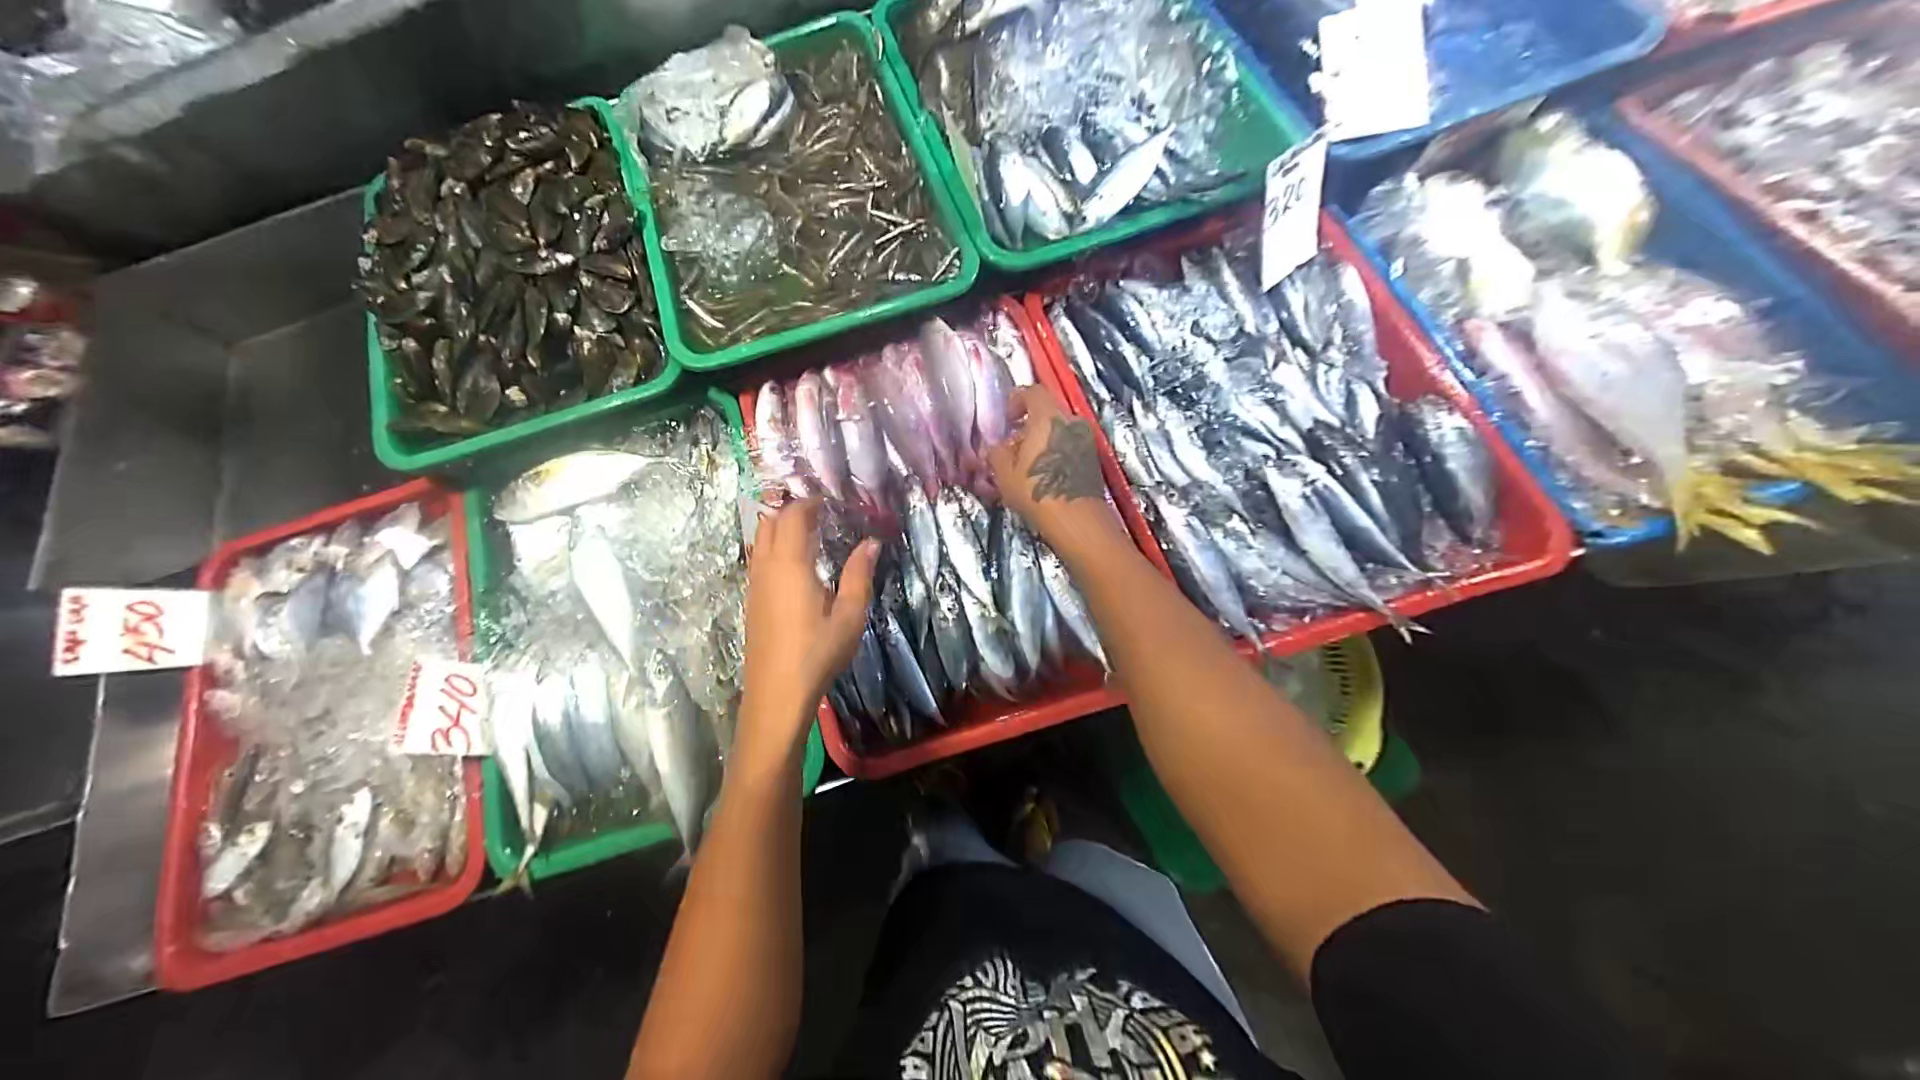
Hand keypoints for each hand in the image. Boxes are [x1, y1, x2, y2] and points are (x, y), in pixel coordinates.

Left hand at [737, 500, 876, 773]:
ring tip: (809, 530)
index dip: (809, 502)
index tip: (831, 499)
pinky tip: (795, 562)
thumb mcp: (849, 616)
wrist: (776, 694)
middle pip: (769, 521)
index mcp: (790, 564)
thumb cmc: (817, 653)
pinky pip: (758, 557)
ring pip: (759, 539)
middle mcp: (766, 567)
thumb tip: (871, 543)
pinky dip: (773, 545)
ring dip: (779, 526)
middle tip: (820, 510)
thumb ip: (859, 575)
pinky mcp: (752, 600)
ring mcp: (754, 584)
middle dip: (791, 508)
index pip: (792, 516)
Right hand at [986, 386, 1126, 554]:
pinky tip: (1043, 477)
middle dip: (1028, 426)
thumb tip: (996, 447)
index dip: (1016, 400)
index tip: (1006, 418)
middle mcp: (1070, 423)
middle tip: (1012, 447)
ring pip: (1059, 431)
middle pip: (1047, 413)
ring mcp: (1085, 441)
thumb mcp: (1004, 473)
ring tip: (1025, 465)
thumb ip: (996, 453)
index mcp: (1048, 417)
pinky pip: (1069, 447)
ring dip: (1042, 441)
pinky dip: (1055, 454)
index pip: (1033, 392)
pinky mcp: (1092, 460)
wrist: (1077, 521)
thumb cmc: (1036, 491)